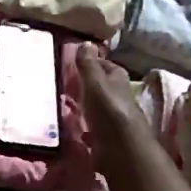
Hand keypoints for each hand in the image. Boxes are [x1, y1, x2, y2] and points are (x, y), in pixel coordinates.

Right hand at [75, 46, 152, 164]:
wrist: (120, 147)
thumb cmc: (108, 110)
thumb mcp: (94, 83)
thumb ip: (88, 65)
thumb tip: (85, 42)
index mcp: (118, 80)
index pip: (106, 65)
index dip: (93, 62)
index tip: (76, 62)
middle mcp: (119, 96)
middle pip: (104, 86)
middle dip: (90, 83)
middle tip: (70, 82)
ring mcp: (115, 117)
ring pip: (100, 106)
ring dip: (88, 104)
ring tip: (70, 103)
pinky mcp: (109, 136)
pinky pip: (96, 127)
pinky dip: (87, 125)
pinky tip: (77, 128)